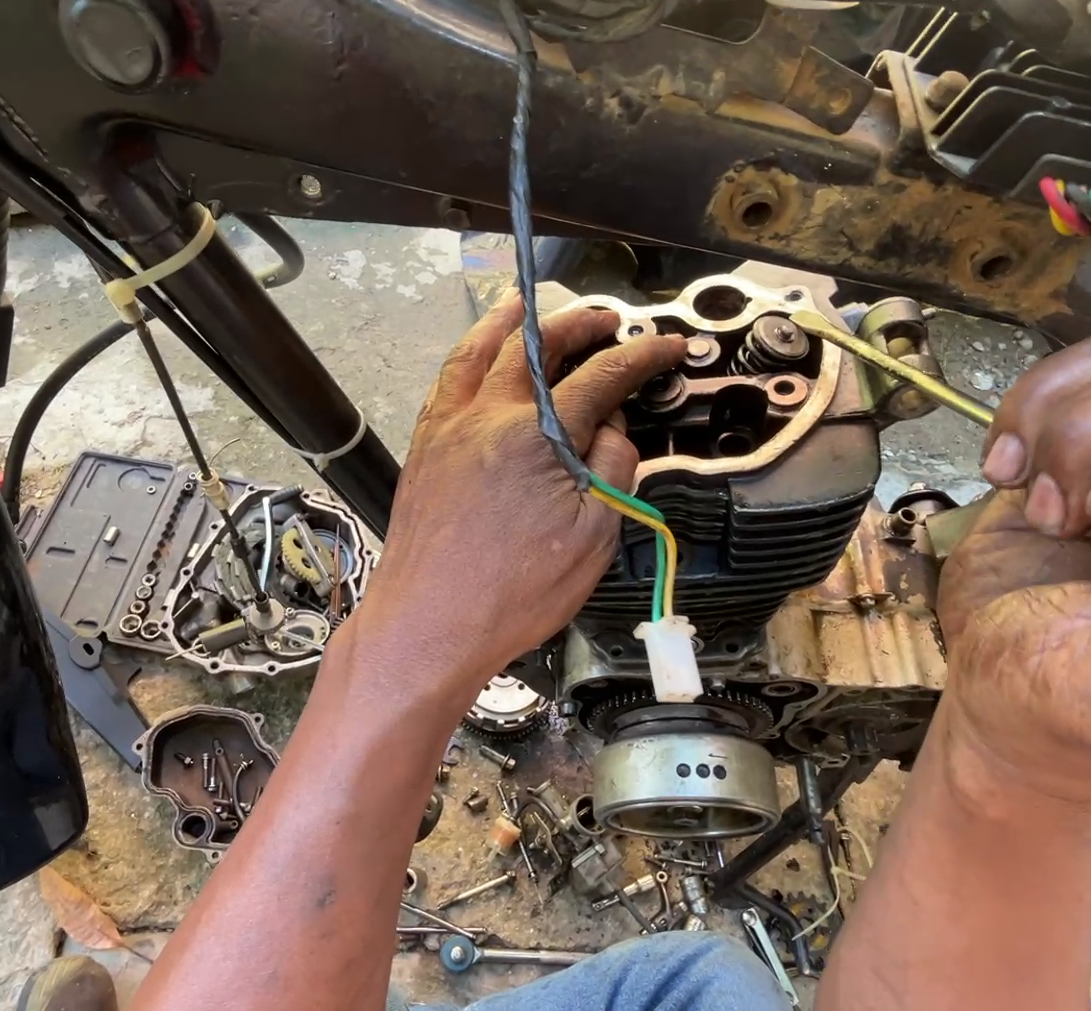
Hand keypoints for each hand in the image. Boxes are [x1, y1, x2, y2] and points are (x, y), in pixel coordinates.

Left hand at [350, 297, 684, 690]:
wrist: (427, 625)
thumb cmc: (508, 594)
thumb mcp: (591, 539)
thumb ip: (612, 469)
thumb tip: (613, 429)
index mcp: (535, 436)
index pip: (600, 377)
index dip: (642, 357)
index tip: (667, 349)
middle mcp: (485, 417)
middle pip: (535, 347)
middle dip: (577, 324)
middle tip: (605, 321)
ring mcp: (446, 429)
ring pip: (478, 352)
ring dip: (508, 322)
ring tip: (526, 304)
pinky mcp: (423, 448)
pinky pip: (446, 382)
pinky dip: (467, 356)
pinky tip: (476, 357)